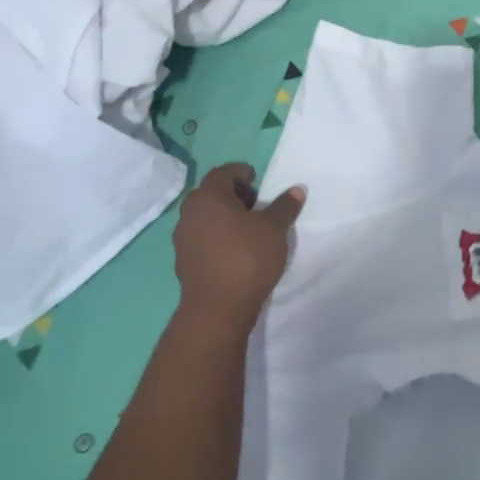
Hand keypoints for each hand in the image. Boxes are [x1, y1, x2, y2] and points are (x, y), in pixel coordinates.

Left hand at [171, 163, 305, 333]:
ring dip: (226, 216)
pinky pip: (203, 237)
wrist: (218, 306)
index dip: (242, 172)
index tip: (258, 179)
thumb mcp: (275, 228)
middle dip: (234, 194)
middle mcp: (189, 213)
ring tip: (249, 228)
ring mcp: (183, 238)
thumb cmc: (248, 257)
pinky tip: (237, 249)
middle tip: (258, 204)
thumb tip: (296, 189)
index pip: (223, 172)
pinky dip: (219, 235)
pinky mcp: (184, 260)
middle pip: (212, 193)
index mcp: (208, 197)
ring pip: (206, 216)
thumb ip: (285, 206)